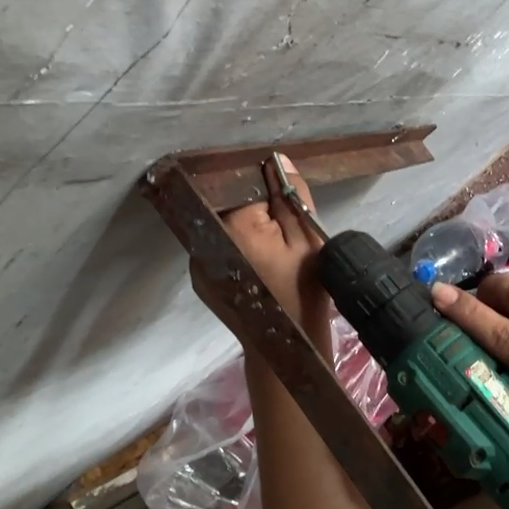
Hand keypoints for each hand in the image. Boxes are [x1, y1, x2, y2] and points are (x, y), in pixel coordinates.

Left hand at [190, 155, 332, 349]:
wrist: (286, 347)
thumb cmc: (304, 292)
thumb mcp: (309, 239)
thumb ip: (293, 197)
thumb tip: (277, 161)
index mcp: (234, 225)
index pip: (246, 187)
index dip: (269, 193)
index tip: (286, 208)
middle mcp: (206, 238)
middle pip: (229, 205)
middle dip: (255, 210)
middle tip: (283, 232)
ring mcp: (198, 261)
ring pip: (223, 227)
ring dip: (243, 229)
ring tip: (272, 249)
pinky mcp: (199, 278)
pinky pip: (217, 248)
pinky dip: (235, 248)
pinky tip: (257, 265)